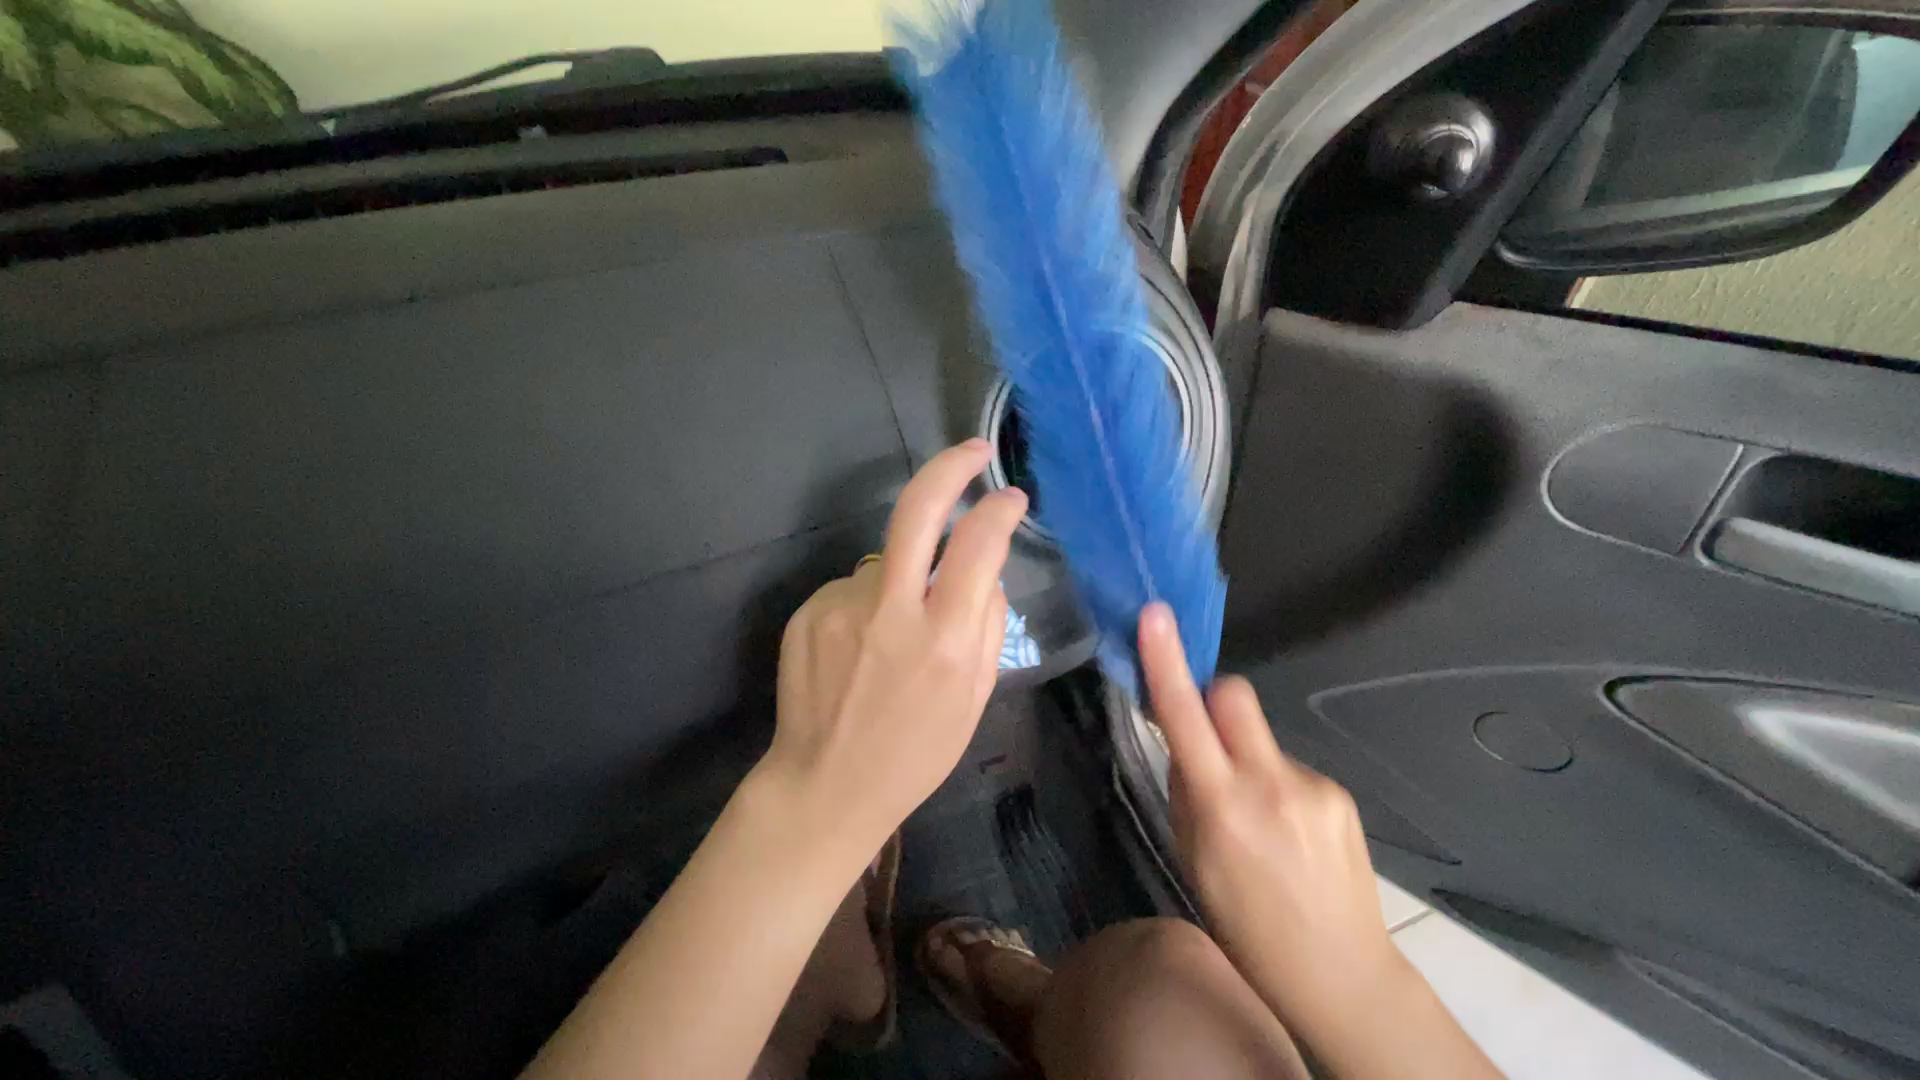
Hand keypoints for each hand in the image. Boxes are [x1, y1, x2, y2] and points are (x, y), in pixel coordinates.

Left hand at [760, 439, 1027, 850]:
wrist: (825, 784)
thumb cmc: (914, 753)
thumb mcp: (974, 701)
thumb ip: (988, 628)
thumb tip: (987, 572)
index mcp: (944, 641)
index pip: (979, 545)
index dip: (1000, 510)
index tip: (1009, 498)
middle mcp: (891, 613)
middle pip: (918, 509)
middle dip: (950, 467)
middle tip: (972, 452)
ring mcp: (840, 608)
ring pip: (885, 560)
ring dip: (901, 577)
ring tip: (892, 640)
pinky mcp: (807, 611)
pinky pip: (852, 588)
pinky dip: (865, 606)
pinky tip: (859, 652)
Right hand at [1138, 603, 1405, 1035]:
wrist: (1339, 972)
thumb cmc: (1243, 927)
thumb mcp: (1192, 859)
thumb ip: (1186, 792)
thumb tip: (1185, 744)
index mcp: (1222, 807)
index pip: (1184, 717)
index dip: (1165, 662)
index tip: (1155, 615)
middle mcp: (1269, 784)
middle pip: (1234, 695)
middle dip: (1210, 699)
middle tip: (1205, 736)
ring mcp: (1312, 785)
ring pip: (1259, 737)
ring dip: (1244, 758)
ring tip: (1257, 821)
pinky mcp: (1339, 793)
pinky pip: (1288, 767)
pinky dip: (1275, 785)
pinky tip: (1287, 834)